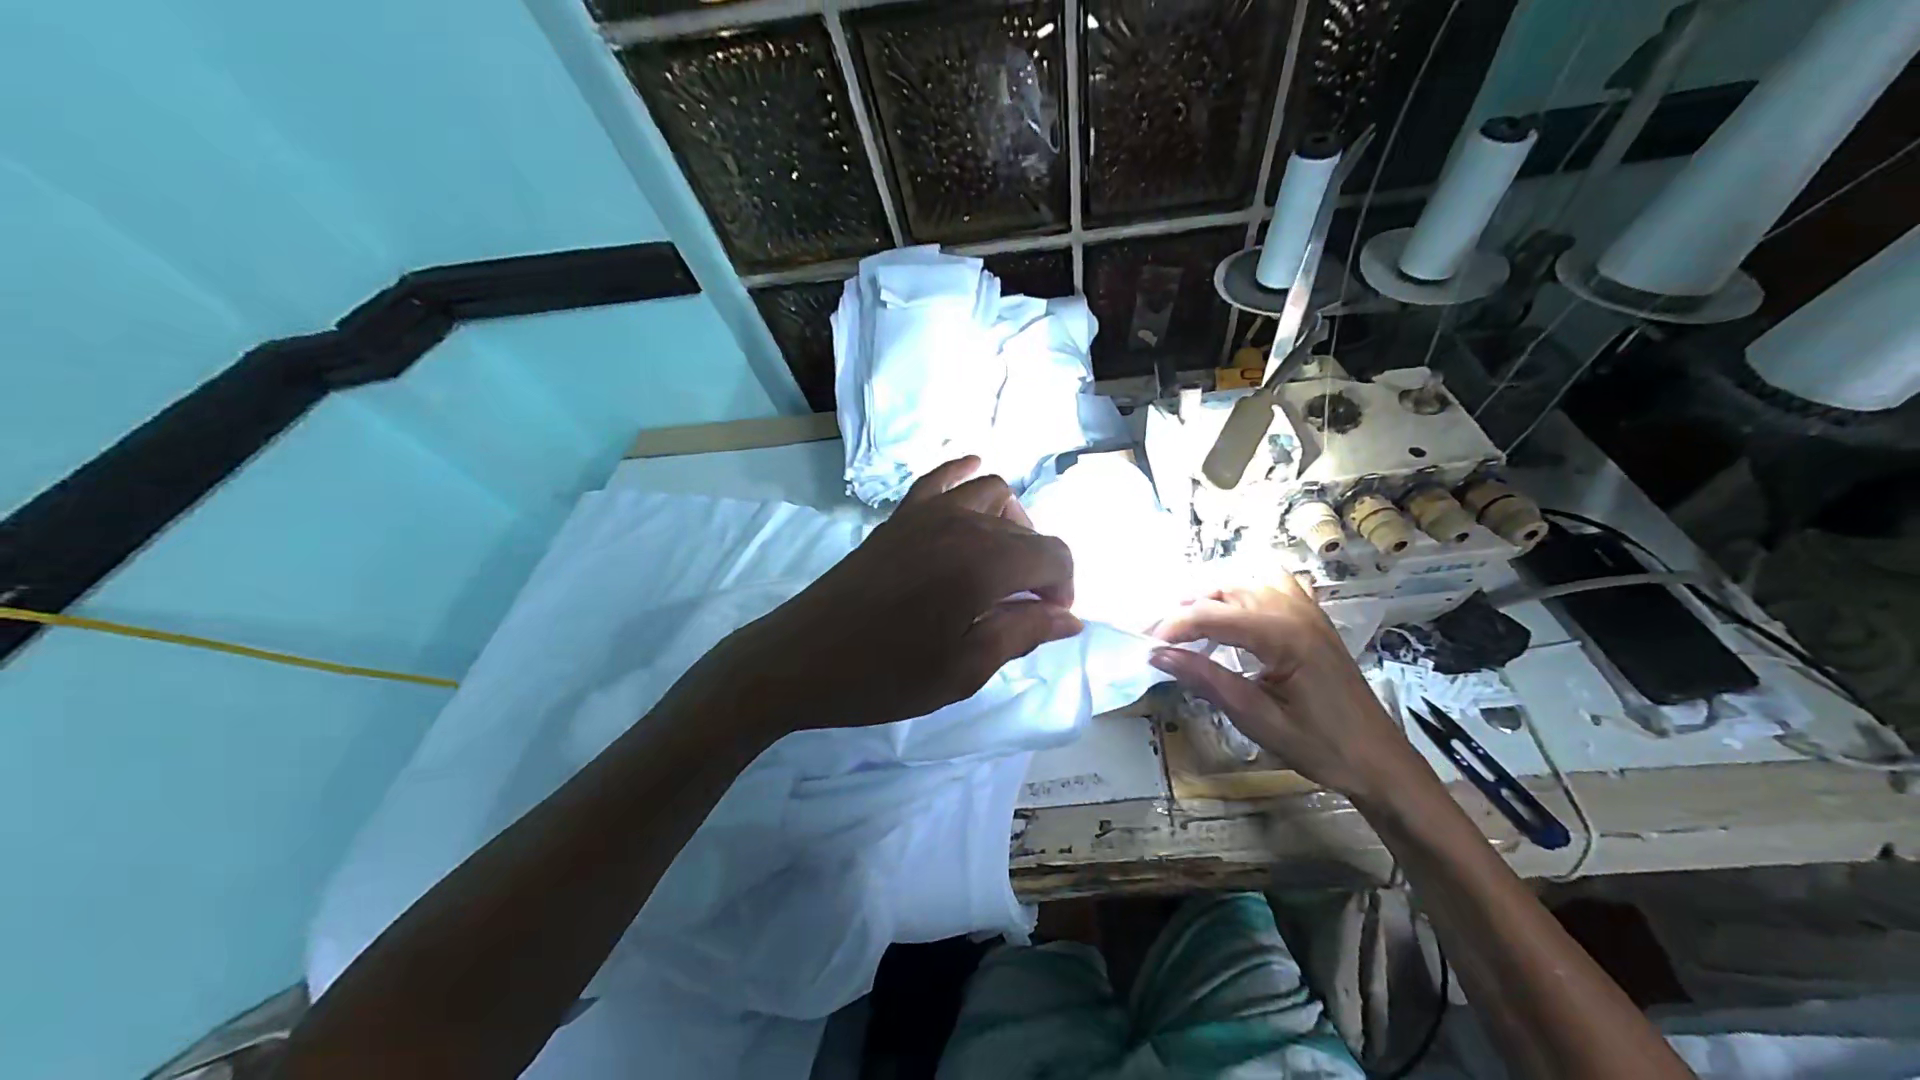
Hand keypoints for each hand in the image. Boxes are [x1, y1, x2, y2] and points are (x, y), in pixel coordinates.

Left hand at [716, 456, 1081, 731]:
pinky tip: (973, 485)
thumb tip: (1070, 618)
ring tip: (1000, 568)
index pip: (1053, 555)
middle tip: (1021, 613)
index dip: (1063, 589)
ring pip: (992, 493)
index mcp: (982, 563)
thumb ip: (1023, 634)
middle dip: (1038, 568)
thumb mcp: (964, 670)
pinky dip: (966, 477)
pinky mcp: (898, 516)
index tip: (1047, 622)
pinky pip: (942, 478)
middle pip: (1025, 529)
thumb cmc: (884, 675)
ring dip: (1012, 524)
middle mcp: (961, 523)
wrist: (798, 661)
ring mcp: (925, 512)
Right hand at [1149, 577, 1427, 801]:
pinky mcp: (1313, 620)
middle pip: (1227, 591)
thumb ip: (1206, 679)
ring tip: (1185, 625)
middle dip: (1186, 609)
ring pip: (1247, 583)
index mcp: (1284, 635)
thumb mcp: (1257, 717)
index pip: (1213, 615)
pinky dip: (1244, 592)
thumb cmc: (1320, 746)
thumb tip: (1158, 656)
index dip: (1174, 627)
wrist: (1379, 761)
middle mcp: (1295, 611)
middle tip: (1158, 638)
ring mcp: (1308, 611)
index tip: (1145, 646)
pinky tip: (1231, 613)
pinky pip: (1273, 586)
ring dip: (1212, 598)